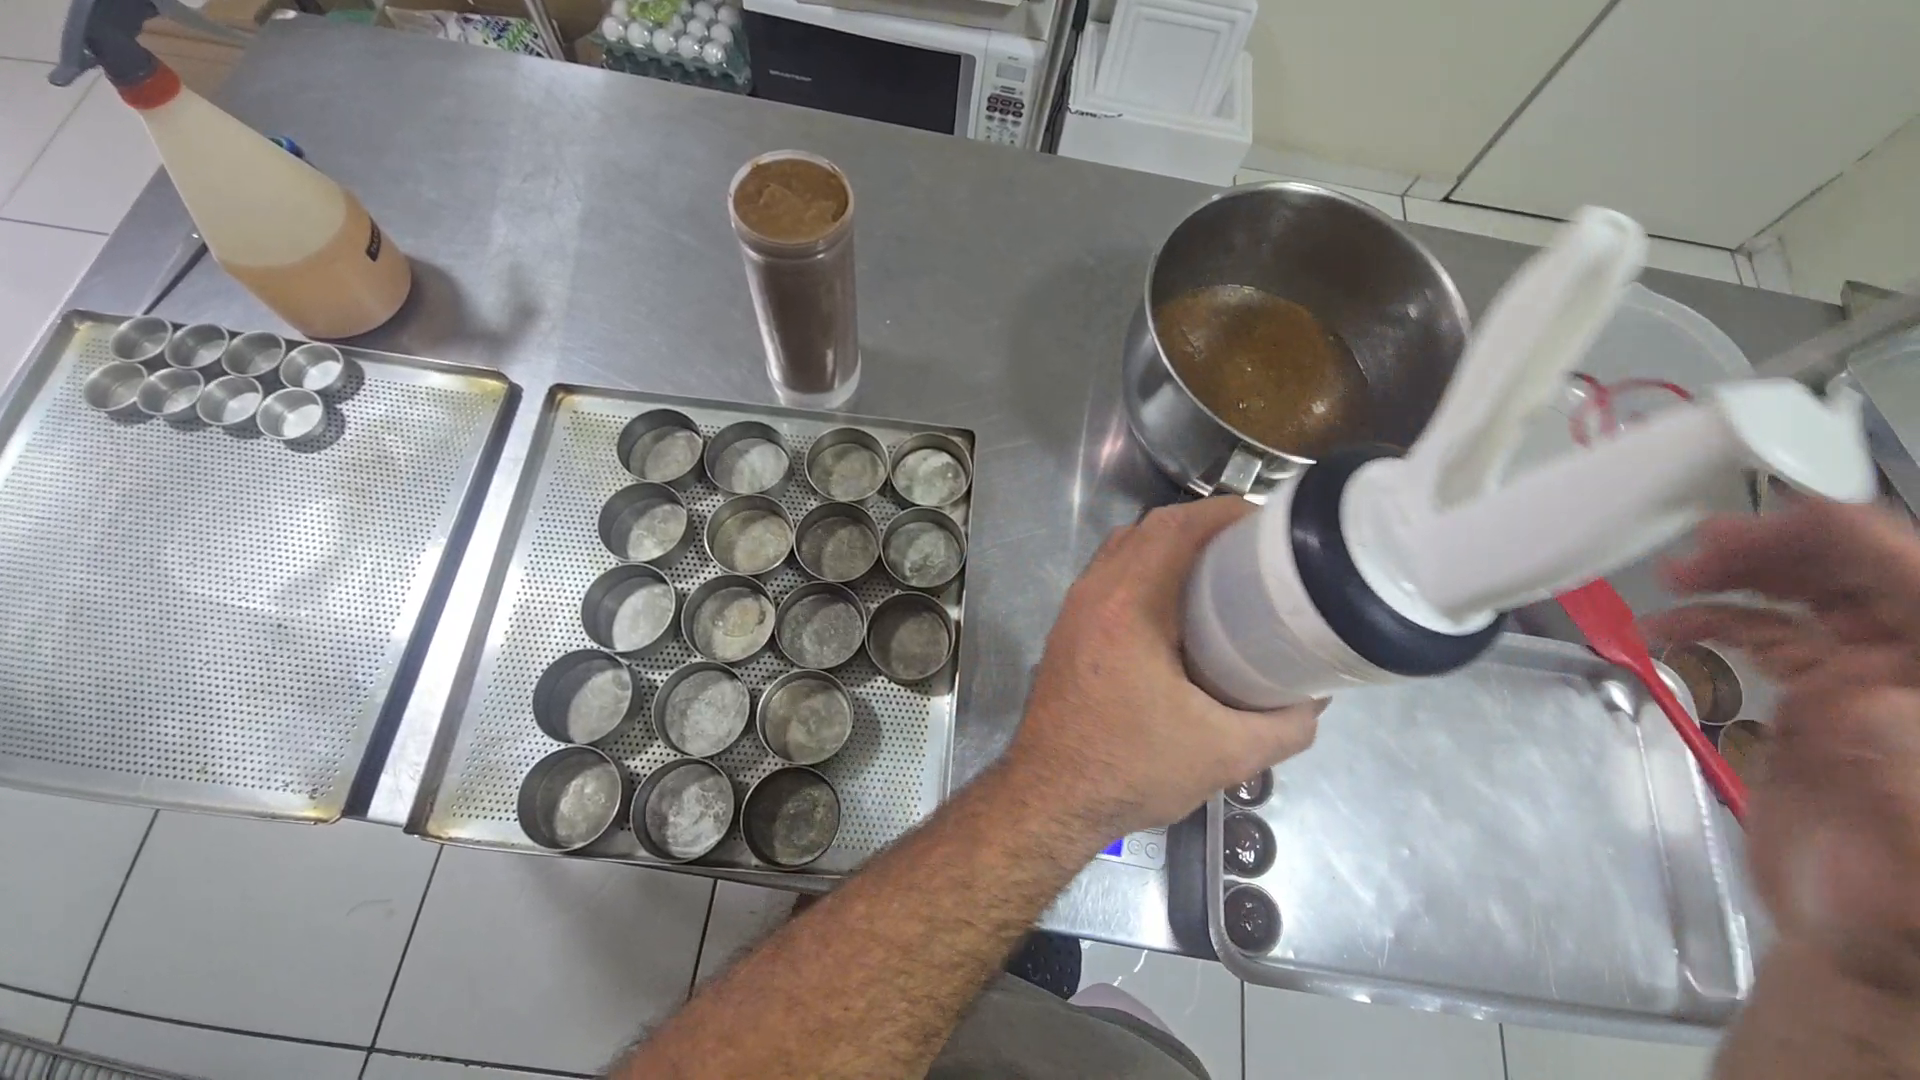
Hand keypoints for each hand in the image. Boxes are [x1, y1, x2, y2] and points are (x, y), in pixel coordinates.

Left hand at [1002, 497, 1322, 841]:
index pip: (1174, 529)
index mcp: (1127, 607)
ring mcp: (1074, 611)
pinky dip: (1144, 570)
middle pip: (1148, 529)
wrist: (1051, 798)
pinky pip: (1109, 577)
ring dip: (1168, 547)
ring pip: (1122, 550)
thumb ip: (1284, 726)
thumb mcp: (1224, 755)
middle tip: (1250, 548)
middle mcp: (1093, 595)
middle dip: (1200, 526)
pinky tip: (1177, 607)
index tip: (1264, 522)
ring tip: (1218, 571)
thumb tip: (1314, 698)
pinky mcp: (1067, 631)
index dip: (1222, 512)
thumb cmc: (1131, 770)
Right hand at [1645, 499, 1919, 996]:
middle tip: (1706, 543)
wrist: (1860, 939)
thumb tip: (1861, 695)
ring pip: (1815, 595)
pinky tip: (1671, 623)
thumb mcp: (1907, 856)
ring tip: (1683, 566)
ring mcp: (1870, 684)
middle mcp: (1915, 675)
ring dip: (1749, 570)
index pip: (1914, 589)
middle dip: (1787, 548)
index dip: (1862, 543)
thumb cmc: (1894, 910)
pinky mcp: (1820, 698)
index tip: (1790, 509)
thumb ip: (1891, 770)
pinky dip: (1716, 618)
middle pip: (1863, 579)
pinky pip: (1770, 634)